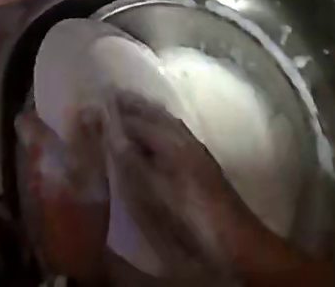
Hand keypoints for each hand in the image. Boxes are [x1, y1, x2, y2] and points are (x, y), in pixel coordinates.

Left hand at [17, 107, 109, 284]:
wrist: (73, 259)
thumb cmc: (83, 208)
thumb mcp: (93, 169)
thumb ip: (89, 137)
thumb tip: (87, 108)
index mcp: (41, 152)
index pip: (25, 121)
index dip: (36, 108)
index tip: (54, 102)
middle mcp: (31, 165)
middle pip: (33, 137)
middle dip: (50, 128)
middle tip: (73, 120)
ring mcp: (33, 185)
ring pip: (40, 156)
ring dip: (54, 148)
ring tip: (78, 143)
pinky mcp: (40, 202)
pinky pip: (45, 172)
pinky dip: (57, 166)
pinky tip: (75, 171)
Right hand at [106, 94, 270, 276]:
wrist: (238, 239)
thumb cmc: (193, 218)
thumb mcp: (157, 195)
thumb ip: (134, 164)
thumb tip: (112, 135)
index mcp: (172, 142)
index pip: (138, 121)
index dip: (117, 114)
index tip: (97, 104)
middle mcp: (184, 137)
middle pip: (155, 113)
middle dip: (133, 104)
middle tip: (112, 95)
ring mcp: (196, 147)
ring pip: (167, 120)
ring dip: (147, 111)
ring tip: (130, 108)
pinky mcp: (202, 159)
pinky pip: (175, 129)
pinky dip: (160, 122)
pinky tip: (156, 133)